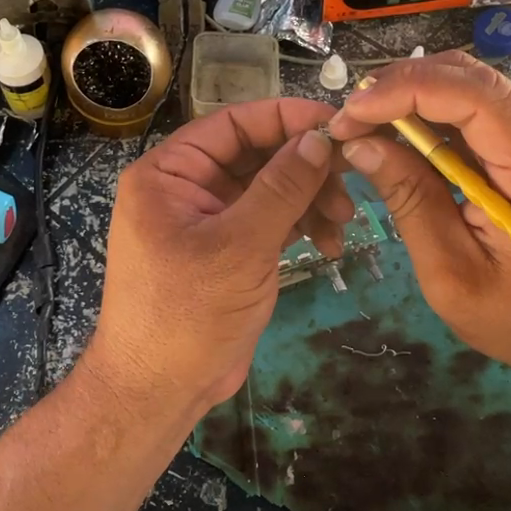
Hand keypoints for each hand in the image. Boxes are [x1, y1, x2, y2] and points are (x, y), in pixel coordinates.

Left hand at [90, 98, 352, 415]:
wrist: (159, 391)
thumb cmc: (187, 313)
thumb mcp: (240, 246)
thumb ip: (282, 187)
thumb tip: (319, 138)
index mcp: (169, 172)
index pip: (233, 124)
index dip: (287, 119)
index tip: (339, 125)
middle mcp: (186, 187)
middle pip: (256, 154)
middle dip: (305, 167)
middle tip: (352, 183)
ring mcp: (208, 219)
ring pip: (269, 187)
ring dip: (310, 199)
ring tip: (345, 222)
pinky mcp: (228, 249)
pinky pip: (269, 220)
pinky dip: (300, 225)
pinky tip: (330, 243)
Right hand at [327, 52, 510, 387]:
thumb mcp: (454, 277)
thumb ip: (412, 203)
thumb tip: (362, 144)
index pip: (476, 96)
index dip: (406, 91)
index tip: (351, 115)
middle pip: (470, 78)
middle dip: (398, 88)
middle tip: (347, 122)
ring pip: (469, 84)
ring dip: (409, 97)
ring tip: (363, 128)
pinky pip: (475, 107)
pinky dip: (428, 113)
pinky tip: (396, 138)